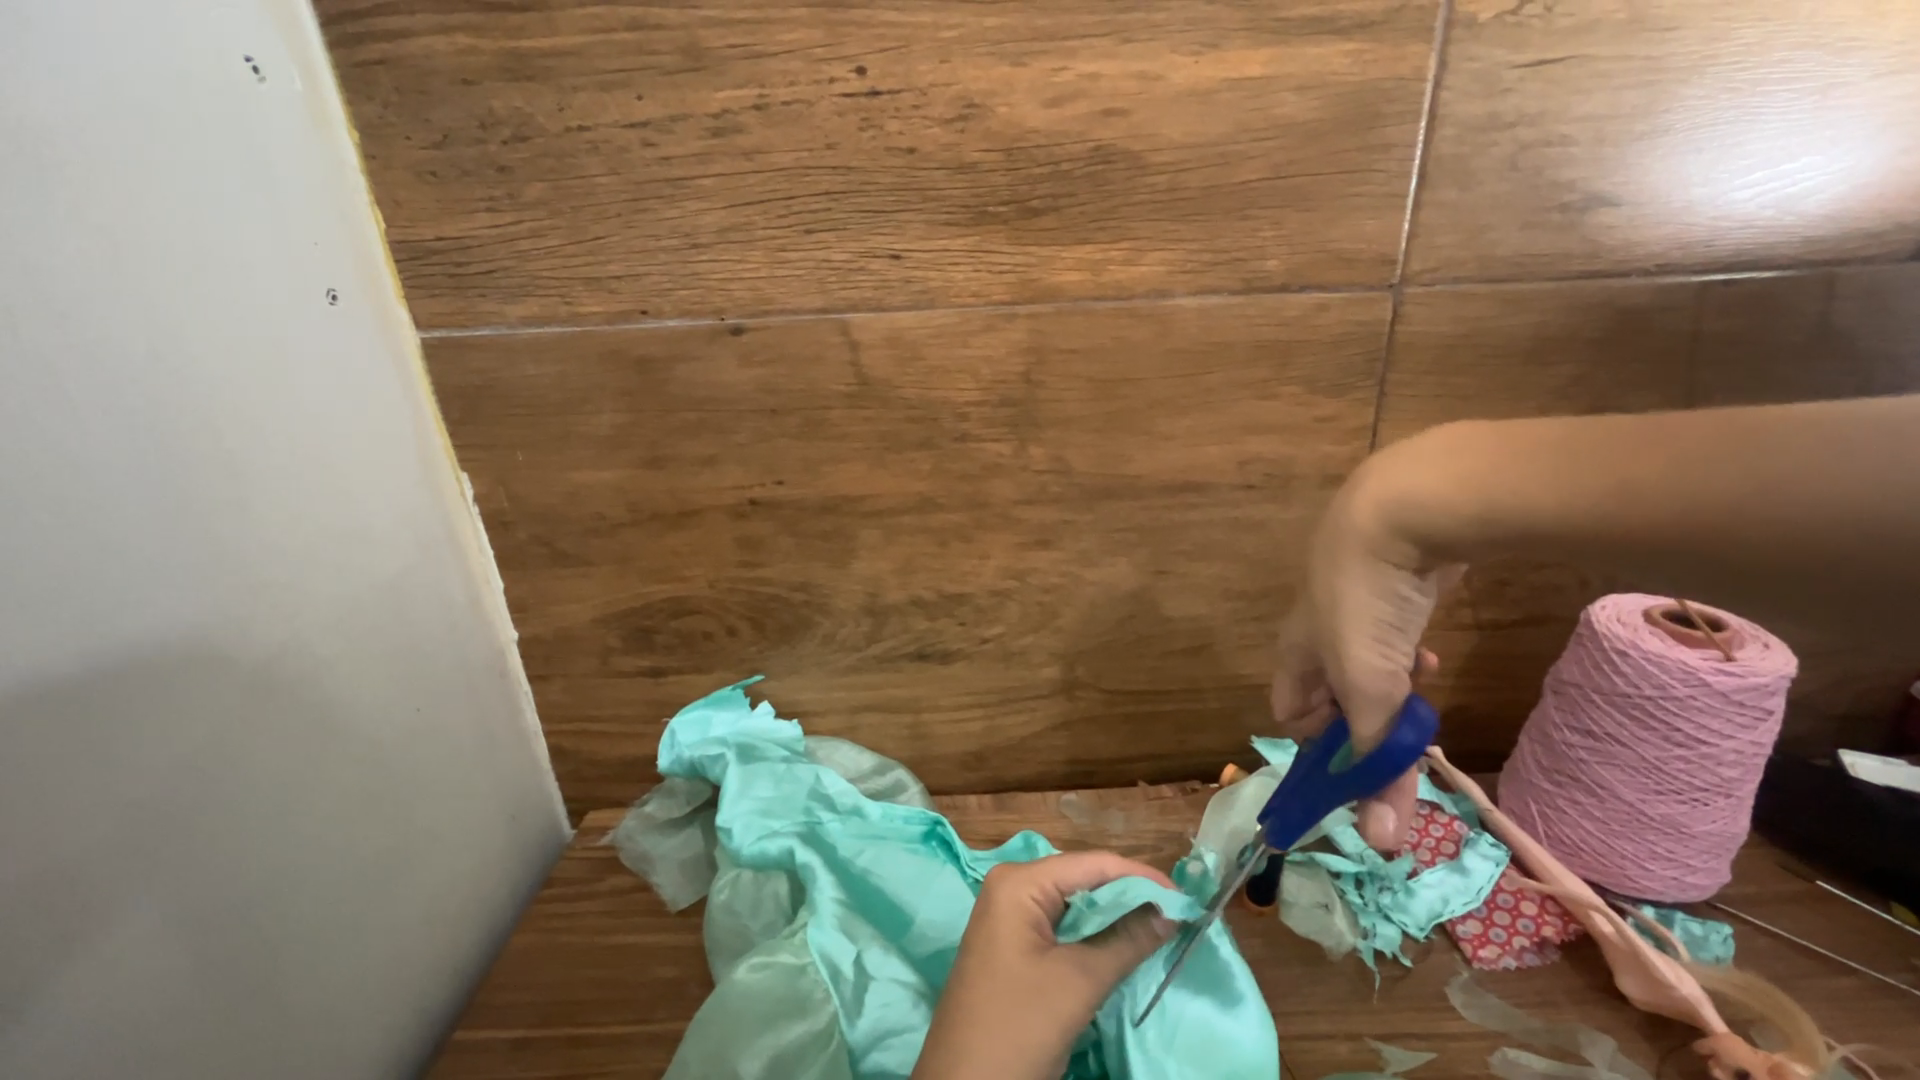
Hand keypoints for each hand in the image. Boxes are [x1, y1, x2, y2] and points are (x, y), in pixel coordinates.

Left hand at [911, 852, 1175, 1079]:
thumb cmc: (1018, 1026)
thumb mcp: (1078, 982)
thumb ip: (1127, 940)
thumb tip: (1171, 910)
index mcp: (1019, 882)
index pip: (1093, 865)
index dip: (1143, 877)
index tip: (1188, 898)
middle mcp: (1011, 887)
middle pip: (1084, 879)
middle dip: (1131, 895)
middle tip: (1179, 912)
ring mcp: (1009, 917)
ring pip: (1075, 905)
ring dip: (1116, 916)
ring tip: (1162, 926)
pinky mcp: (1013, 946)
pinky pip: (1062, 927)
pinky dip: (1095, 935)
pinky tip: (1125, 945)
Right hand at [1272, 457, 1458, 850]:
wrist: (1399, 511)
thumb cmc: (1365, 603)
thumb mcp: (1372, 690)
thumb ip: (1379, 763)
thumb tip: (1380, 845)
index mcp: (1294, 656)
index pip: (1292, 719)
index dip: (1322, 752)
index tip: (1365, 773)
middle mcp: (1315, 635)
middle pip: (1333, 697)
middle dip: (1368, 725)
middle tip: (1404, 741)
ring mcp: (1352, 609)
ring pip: (1368, 669)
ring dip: (1394, 692)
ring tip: (1419, 695)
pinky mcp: (1389, 591)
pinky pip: (1392, 638)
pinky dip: (1409, 656)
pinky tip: (1430, 652)